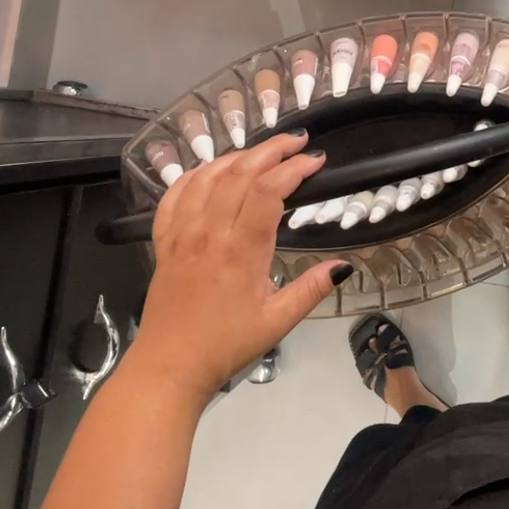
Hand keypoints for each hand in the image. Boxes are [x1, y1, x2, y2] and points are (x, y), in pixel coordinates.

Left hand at [121, 131, 346, 407]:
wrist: (169, 367)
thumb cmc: (227, 344)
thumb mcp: (279, 321)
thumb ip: (312, 288)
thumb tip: (344, 265)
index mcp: (241, 251)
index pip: (269, 191)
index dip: (294, 168)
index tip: (317, 160)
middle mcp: (210, 233)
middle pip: (239, 173)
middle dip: (271, 150)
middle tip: (297, 141)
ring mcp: (182, 235)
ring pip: (206, 178)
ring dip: (236, 156)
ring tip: (262, 152)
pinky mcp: (164, 243)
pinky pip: (174, 196)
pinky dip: (193, 175)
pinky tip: (210, 170)